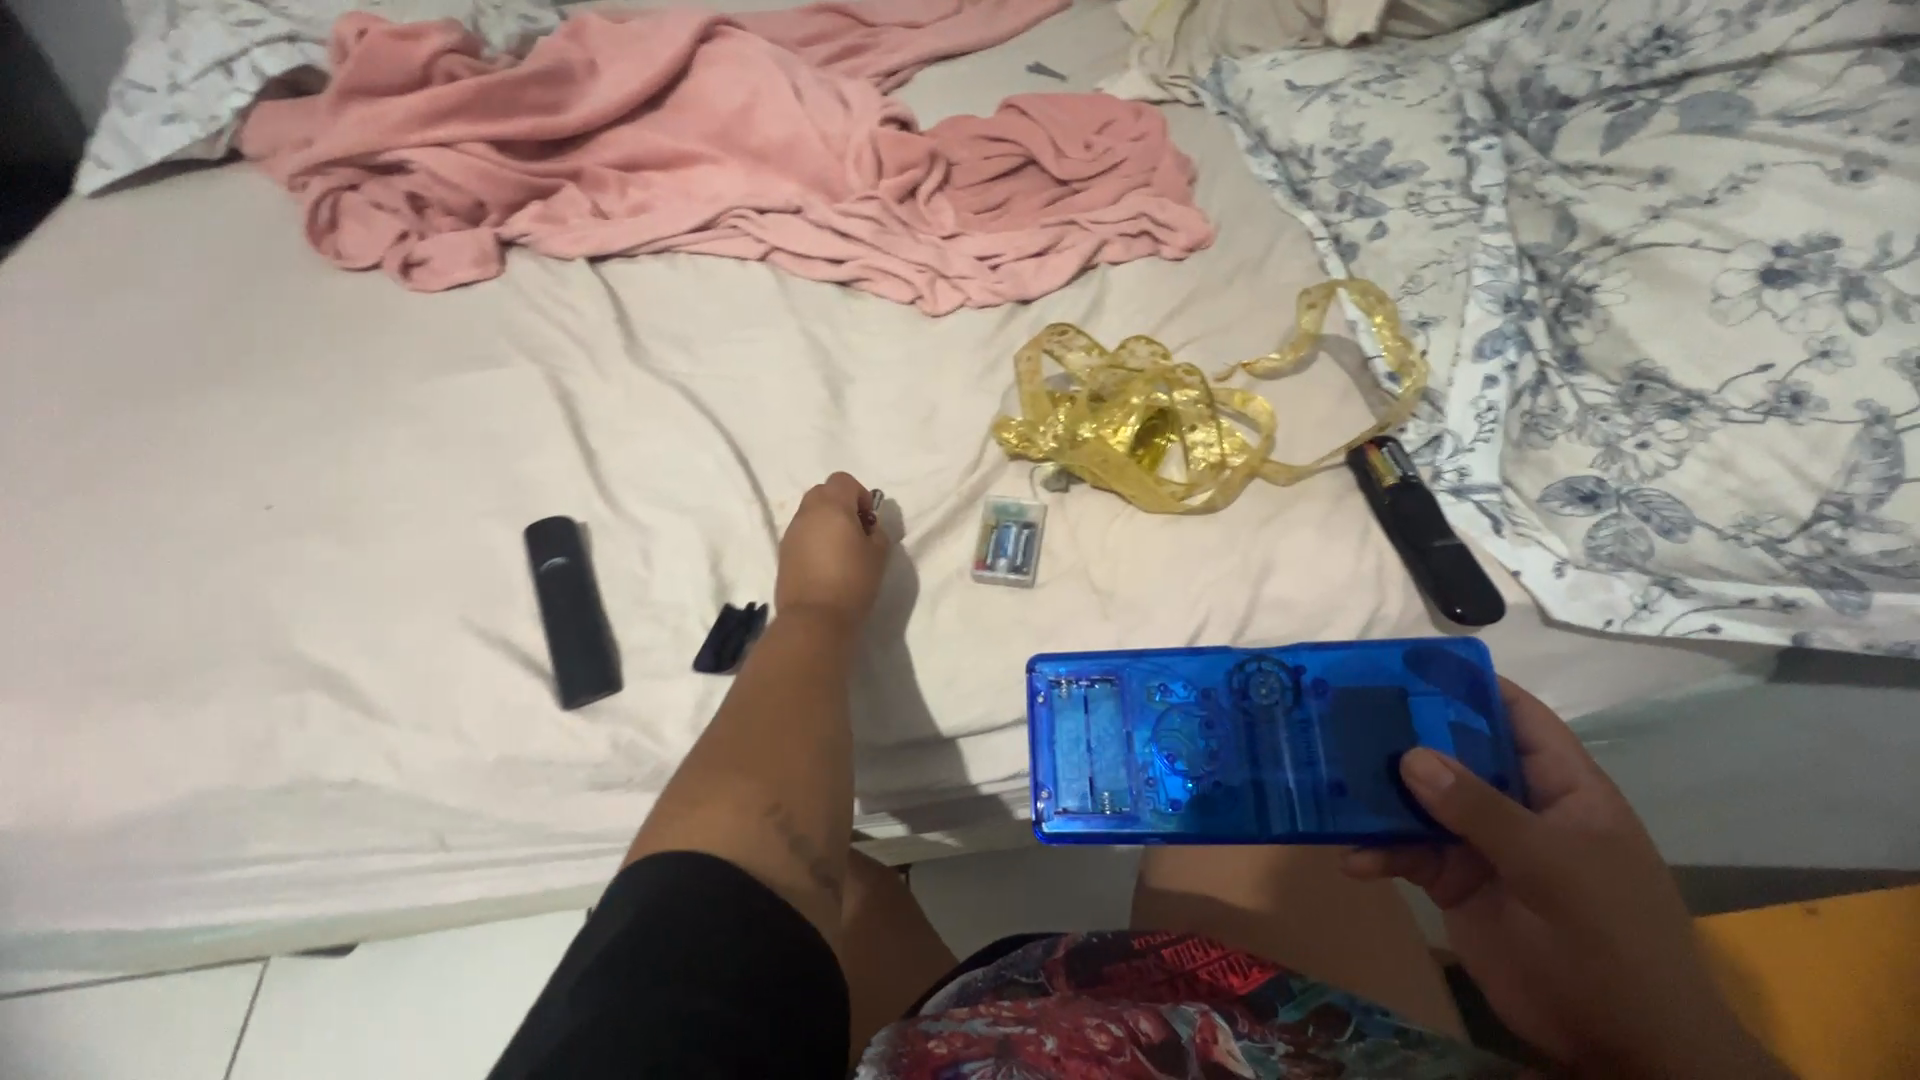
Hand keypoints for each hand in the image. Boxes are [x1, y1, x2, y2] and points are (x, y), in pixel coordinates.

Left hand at [774, 472, 888, 632]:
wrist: (815, 618)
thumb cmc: (853, 582)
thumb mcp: (879, 554)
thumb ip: (876, 532)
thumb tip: (866, 527)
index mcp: (832, 506)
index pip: (843, 480)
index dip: (860, 494)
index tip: (868, 519)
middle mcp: (806, 513)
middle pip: (823, 492)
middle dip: (841, 505)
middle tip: (856, 532)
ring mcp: (791, 533)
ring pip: (810, 514)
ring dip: (826, 523)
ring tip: (841, 552)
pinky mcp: (783, 553)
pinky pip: (802, 534)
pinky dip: (814, 539)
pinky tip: (826, 566)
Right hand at [1344, 679, 1784, 1078]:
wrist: (1620, 1044)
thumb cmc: (1610, 941)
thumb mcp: (1552, 868)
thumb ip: (1481, 811)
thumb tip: (1410, 755)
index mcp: (1562, 789)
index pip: (1519, 718)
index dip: (1472, 688)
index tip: (1410, 667)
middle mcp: (1519, 807)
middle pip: (1456, 754)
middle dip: (1405, 738)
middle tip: (1343, 717)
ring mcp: (1484, 846)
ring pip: (1422, 803)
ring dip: (1379, 798)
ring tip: (1330, 785)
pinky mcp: (1455, 883)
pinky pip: (1407, 853)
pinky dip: (1378, 853)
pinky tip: (1353, 861)